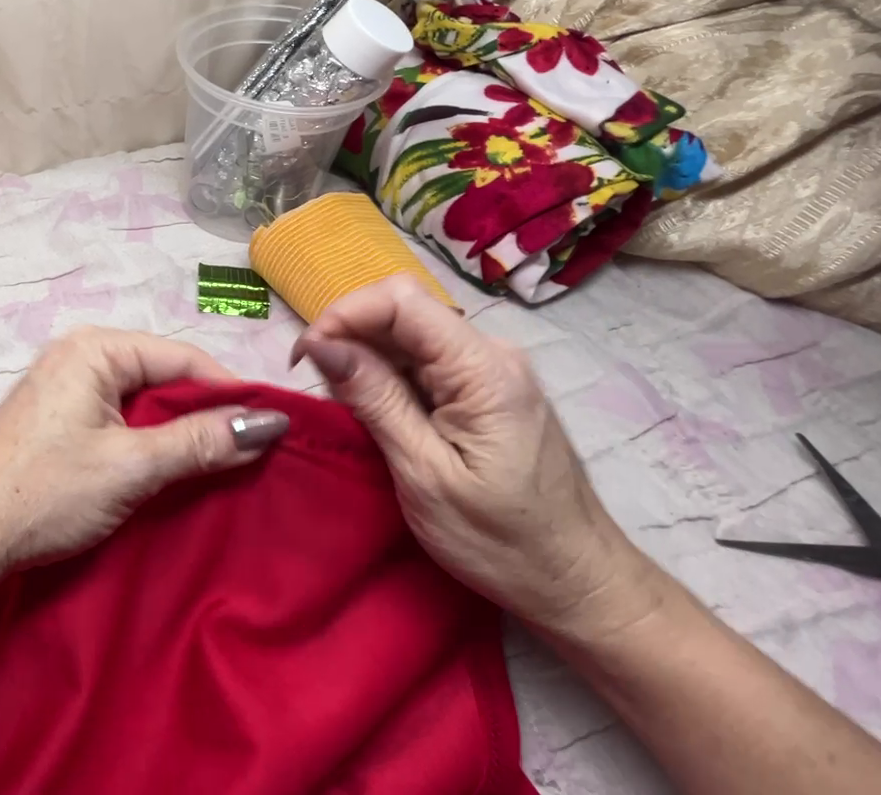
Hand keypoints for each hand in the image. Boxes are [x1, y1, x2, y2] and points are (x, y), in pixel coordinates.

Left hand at [0, 329, 288, 574]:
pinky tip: (165, 468)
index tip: (274, 432)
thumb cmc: (46, 491)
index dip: (231, 393)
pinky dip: (145, 440)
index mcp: (93, 348)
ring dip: (175, 431)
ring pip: (140, 400)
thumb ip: (201, 442)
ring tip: (214, 465)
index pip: (182, 358)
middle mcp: (76, 354)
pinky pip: (116, 417)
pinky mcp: (53, 418)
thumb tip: (270, 423)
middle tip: (247, 454)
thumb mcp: (132, 466)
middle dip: (203, 413)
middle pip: (161, 376)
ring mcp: (61, 386)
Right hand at [290, 275, 661, 640]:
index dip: (343, 314)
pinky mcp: (483, 389)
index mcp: (483, 370)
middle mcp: (490, 354)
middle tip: (318, 386)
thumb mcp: (424, 474)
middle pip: (402, 309)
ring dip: (363, 358)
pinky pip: (421, 361)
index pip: (401, 300)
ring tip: (345, 408)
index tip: (305, 358)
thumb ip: (374, 400)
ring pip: (407, 334)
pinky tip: (374, 412)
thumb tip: (320, 345)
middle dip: (347, 335)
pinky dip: (384, 376)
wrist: (575, 581)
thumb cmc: (501, 541)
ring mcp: (489, 369)